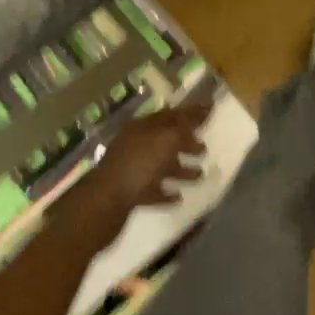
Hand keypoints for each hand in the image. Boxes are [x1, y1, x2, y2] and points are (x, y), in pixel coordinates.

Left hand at [74, 100, 208, 226]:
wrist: (104, 204)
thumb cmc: (138, 165)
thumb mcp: (166, 140)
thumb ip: (184, 128)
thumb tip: (196, 115)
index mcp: (142, 127)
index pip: (171, 114)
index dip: (191, 112)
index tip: (211, 109)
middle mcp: (135, 145)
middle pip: (165, 139)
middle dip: (186, 143)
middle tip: (204, 148)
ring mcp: (130, 170)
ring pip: (160, 166)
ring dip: (180, 169)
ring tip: (199, 175)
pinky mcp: (129, 194)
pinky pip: (152, 190)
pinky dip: (166, 192)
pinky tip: (178, 197)